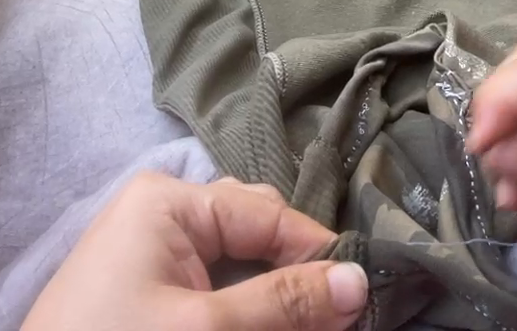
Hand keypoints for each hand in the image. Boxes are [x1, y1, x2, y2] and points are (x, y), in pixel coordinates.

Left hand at [21, 172, 368, 330]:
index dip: (317, 251)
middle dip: (297, 273)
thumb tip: (359, 280)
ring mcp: (153, 252)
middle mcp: (162, 212)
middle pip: (254, 233)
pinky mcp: (148, 291)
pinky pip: (213, 287)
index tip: (368, 288)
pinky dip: (243, 307)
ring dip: (273, 296)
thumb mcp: (206, 330)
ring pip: (238, 264)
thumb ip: (282, 304)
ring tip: (312, 320)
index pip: (265, 213)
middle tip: (346, 314)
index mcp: (169, 199)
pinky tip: (265, 322)